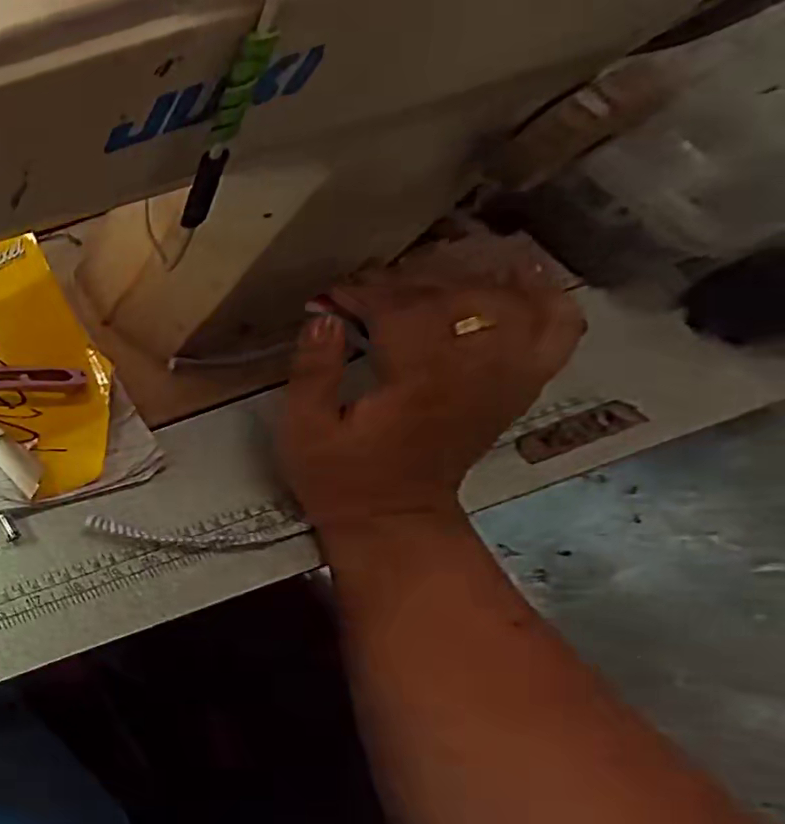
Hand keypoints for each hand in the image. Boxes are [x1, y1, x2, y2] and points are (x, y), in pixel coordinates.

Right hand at [280, 254, 586, 531]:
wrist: (391, 516)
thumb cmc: (337, 476)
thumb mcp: (302, 430)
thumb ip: (311, 373)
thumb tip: (322, 317)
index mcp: (419, 382)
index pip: (403, 310)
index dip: (366, 292)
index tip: (333, 293)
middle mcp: (477, 370)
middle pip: (457, 297)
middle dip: (407, 281)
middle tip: (366, 285)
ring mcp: (509, 375)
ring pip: (508, 299)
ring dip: (467, 277)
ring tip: (425, 273)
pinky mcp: (520, 382)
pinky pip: (556, 325)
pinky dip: (541, 294)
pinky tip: (512, 277)